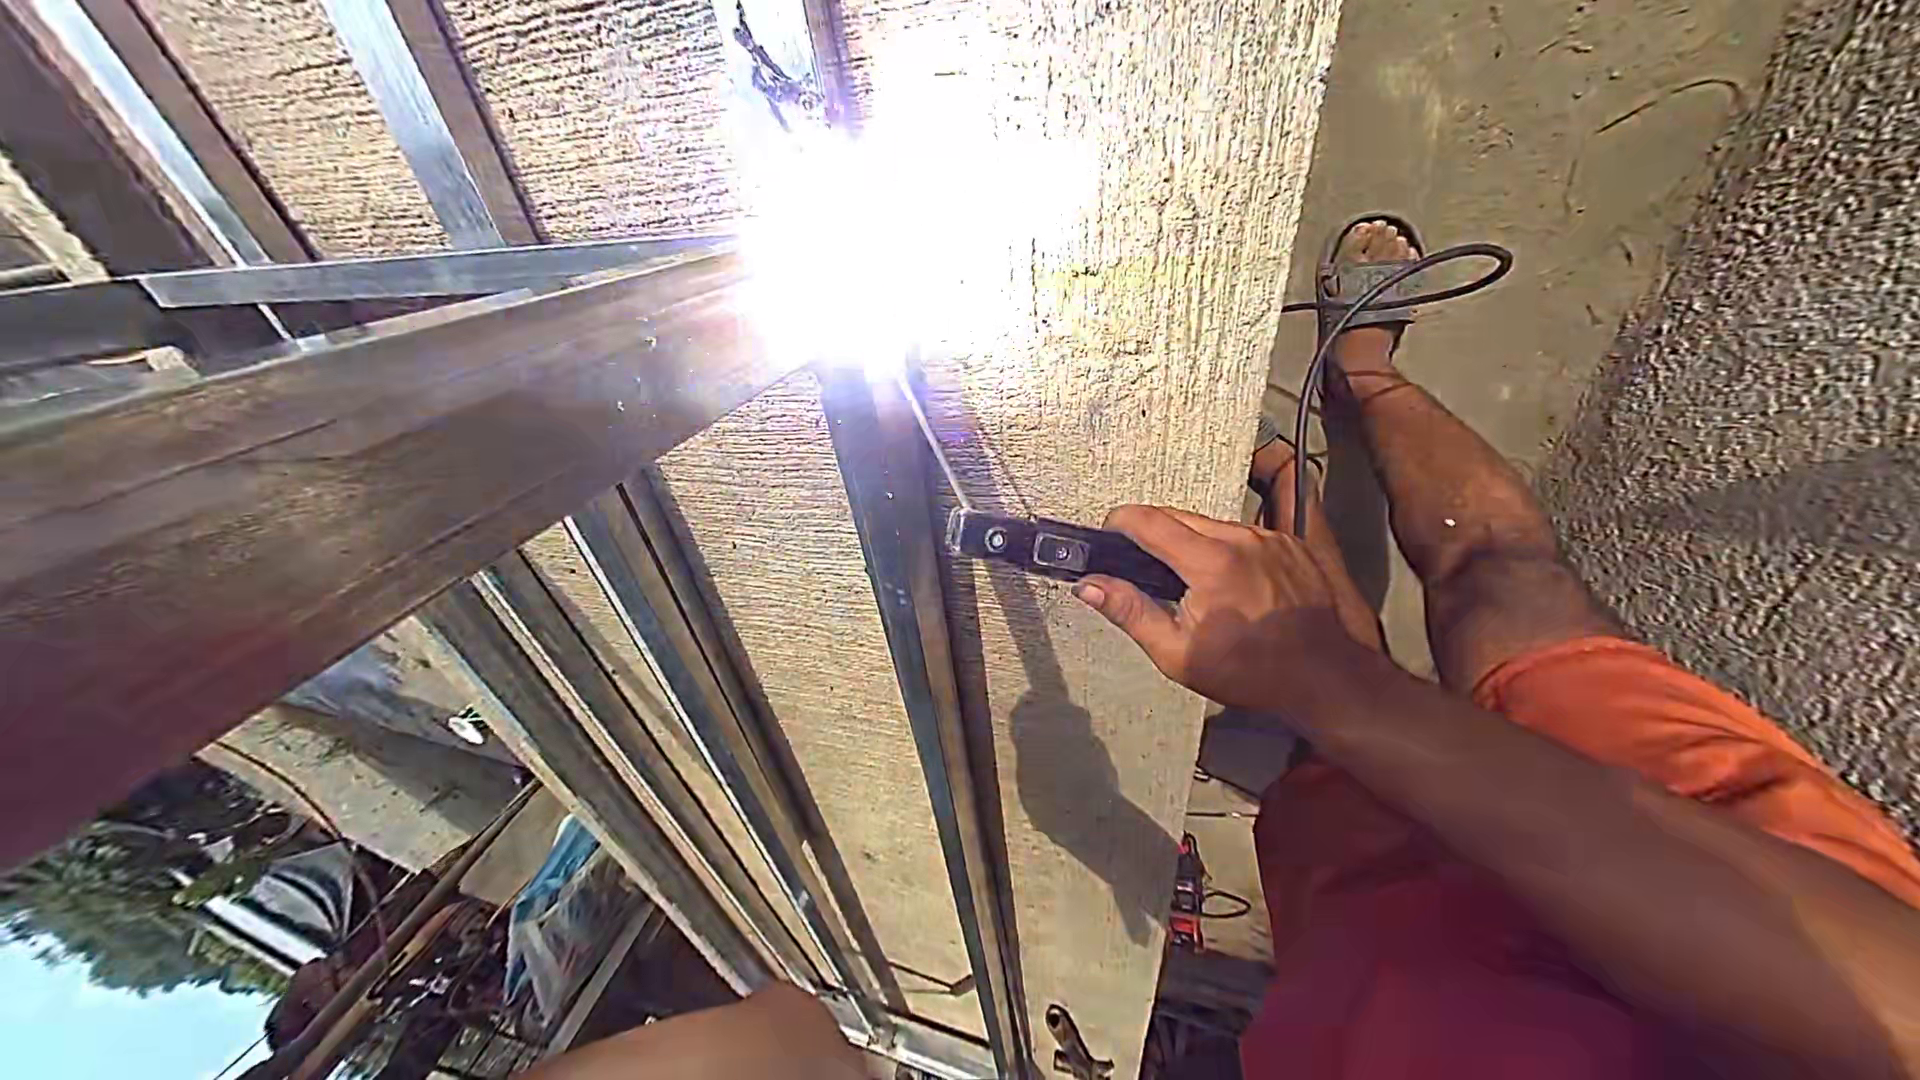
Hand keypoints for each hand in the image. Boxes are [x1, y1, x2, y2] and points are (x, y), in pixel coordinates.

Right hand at [1073, 504, 1348, 707]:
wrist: (1324, 678)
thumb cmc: (1250, 672)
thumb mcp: (1177, 652)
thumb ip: (1129, 611)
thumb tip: (1090, 585)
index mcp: (1211, 563)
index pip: (1149, 520)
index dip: (1120, 521)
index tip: (1108, 532)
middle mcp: (1242, 539)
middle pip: (1177, 516)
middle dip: (1151, 531)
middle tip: (1141, 562)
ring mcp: (1270, 538)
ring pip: (1210, 523)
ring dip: (1188, 540)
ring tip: (1186, 578)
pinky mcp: (1289, 544)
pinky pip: (1242, 533)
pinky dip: (1223, 547)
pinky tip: (1224, 580)